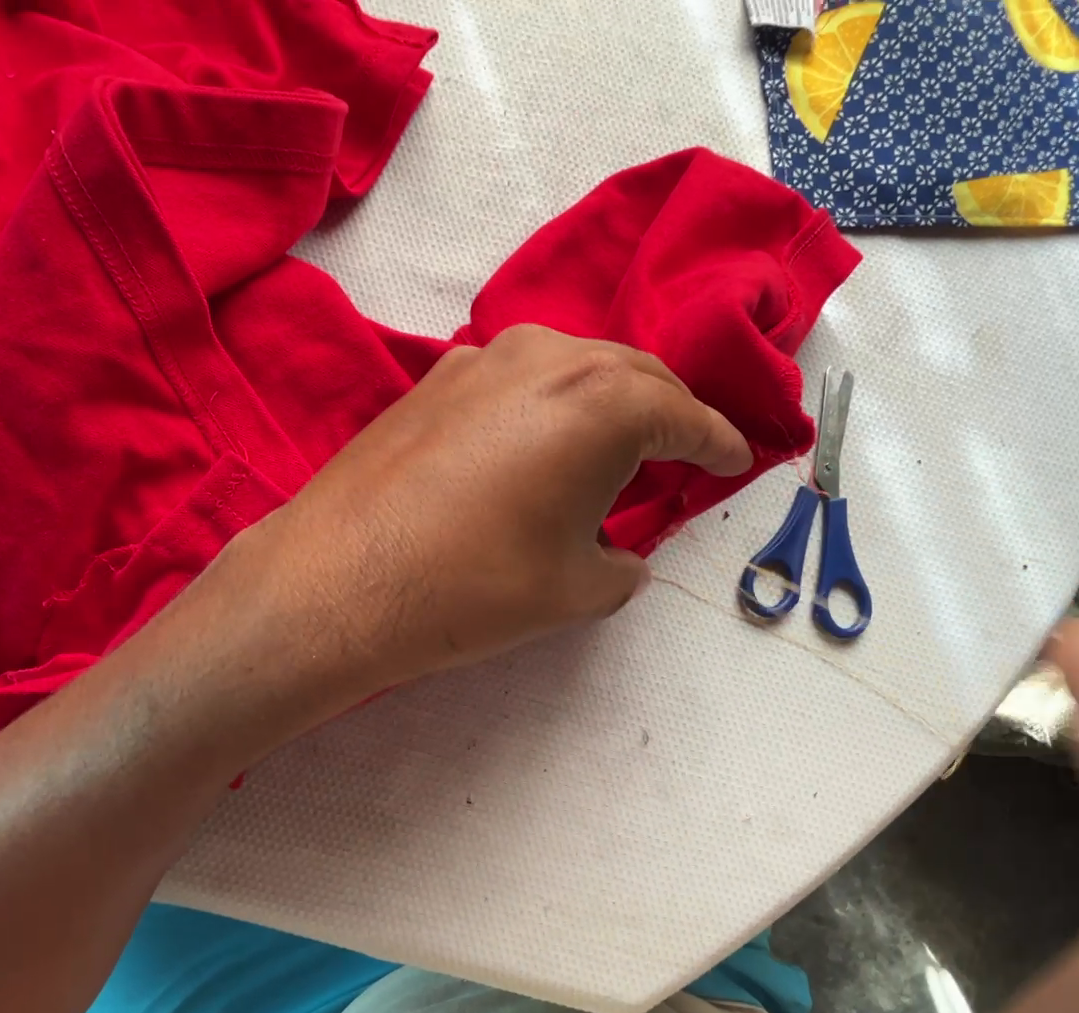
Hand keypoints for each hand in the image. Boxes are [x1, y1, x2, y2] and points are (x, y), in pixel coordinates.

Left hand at [208, 323, 751, 714]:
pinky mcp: (436, 377)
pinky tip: (535, 445)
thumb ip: (621, 564)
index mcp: (604, 400)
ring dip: (604, 401)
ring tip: (610, 449)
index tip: (737, 459)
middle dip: (666, 414)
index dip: (718, 444)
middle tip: (680, 454)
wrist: (340, 578)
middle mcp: (549, 356)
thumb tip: (621, 554)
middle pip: (633, 377)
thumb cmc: (473, 585)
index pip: (685, 417)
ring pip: (572, 367)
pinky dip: (547, 404)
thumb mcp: (575, 589)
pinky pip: (517, 380)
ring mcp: (483, 358)